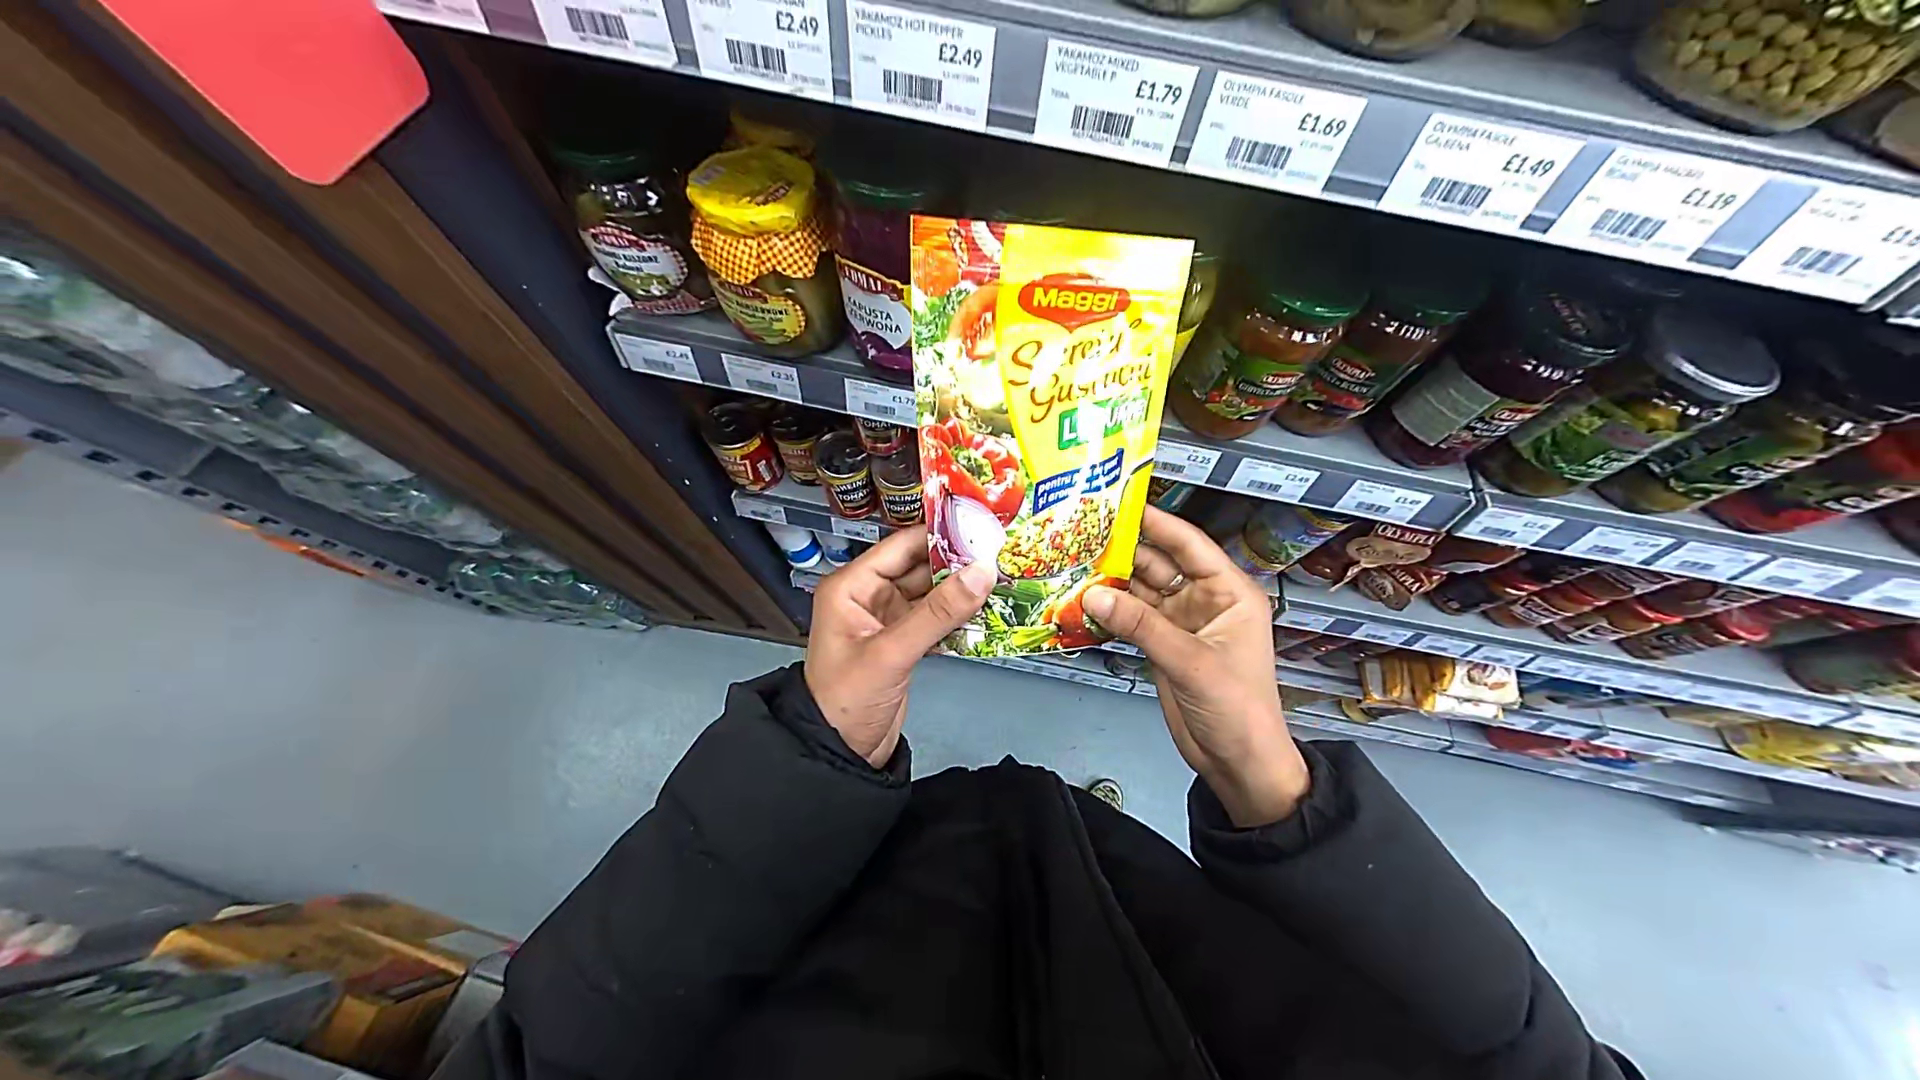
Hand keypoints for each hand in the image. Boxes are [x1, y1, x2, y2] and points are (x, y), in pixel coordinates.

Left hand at [805, 527, 995, 767]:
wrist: (839, 754)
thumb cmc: (845, 700)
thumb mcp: (892, 652)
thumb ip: (938, 613)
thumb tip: (981, 573)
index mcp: (851, 586)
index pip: (900, 547)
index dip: (939, 536)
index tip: (979, 529)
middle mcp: (869, 597)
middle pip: (920, 568)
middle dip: (957, 563)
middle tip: (999, 555)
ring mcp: (888, 620)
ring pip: (931, 594)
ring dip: (961, 590)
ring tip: (1001, 580)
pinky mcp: (904, 643)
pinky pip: (935, 619)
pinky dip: (958, 616)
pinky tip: (986, 613)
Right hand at [1084, 507, 1309, 826]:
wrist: (1238, 763)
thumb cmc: (1239, 710)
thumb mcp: (1192, 662)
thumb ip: (1142, 626)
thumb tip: (1094, 594)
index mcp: (1228, 592)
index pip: (1188, 544)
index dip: (1155, 522)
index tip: (1119, 503)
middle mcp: (1203, 600)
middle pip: (1158, 564)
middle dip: (1122, 551)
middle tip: (1081, 534)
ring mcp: (1180, 622)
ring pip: (1140, 591)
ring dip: (1110, 583)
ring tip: (1073, 566)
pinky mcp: (1162, 644)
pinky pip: (1131, 618)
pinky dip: (1109, 612)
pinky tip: (1083, 603)